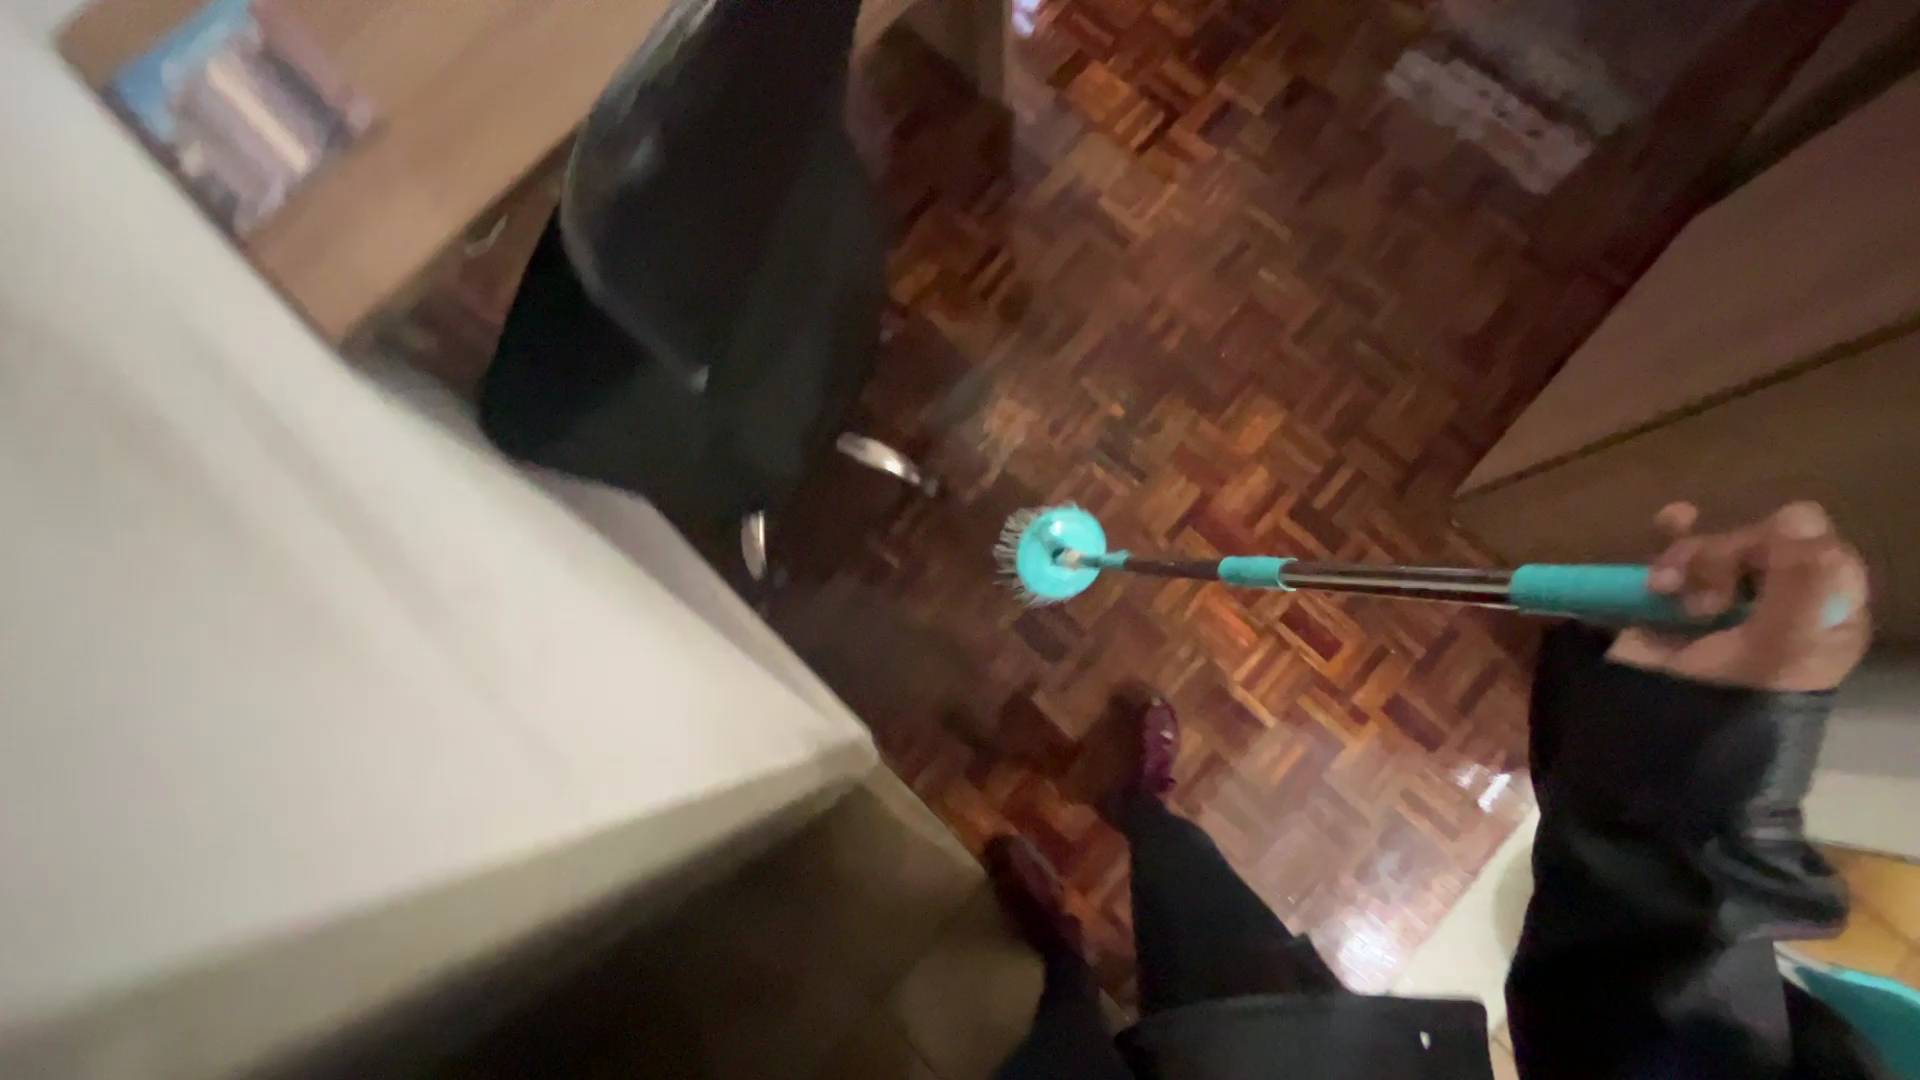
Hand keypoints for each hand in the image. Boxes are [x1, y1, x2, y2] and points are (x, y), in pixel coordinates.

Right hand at [1607, 502, 1870, 691]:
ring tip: (1662, 590)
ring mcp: (1719, 597)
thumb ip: (1799, 580)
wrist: (1663, 724)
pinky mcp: (1672, 598)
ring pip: (1712, 547)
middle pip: (1756, 545)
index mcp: (1822, 611)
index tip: (1751, 567)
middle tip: (1701, 602)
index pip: (1815, 551)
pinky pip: (1676, 551)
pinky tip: (1670, 518)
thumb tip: (1797, 510)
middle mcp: (1776, 599)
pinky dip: (1672, 531)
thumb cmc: (1735, 691)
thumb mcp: (1782, 641)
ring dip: (1685, 558)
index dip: (1780, 548)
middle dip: (1720, 560)